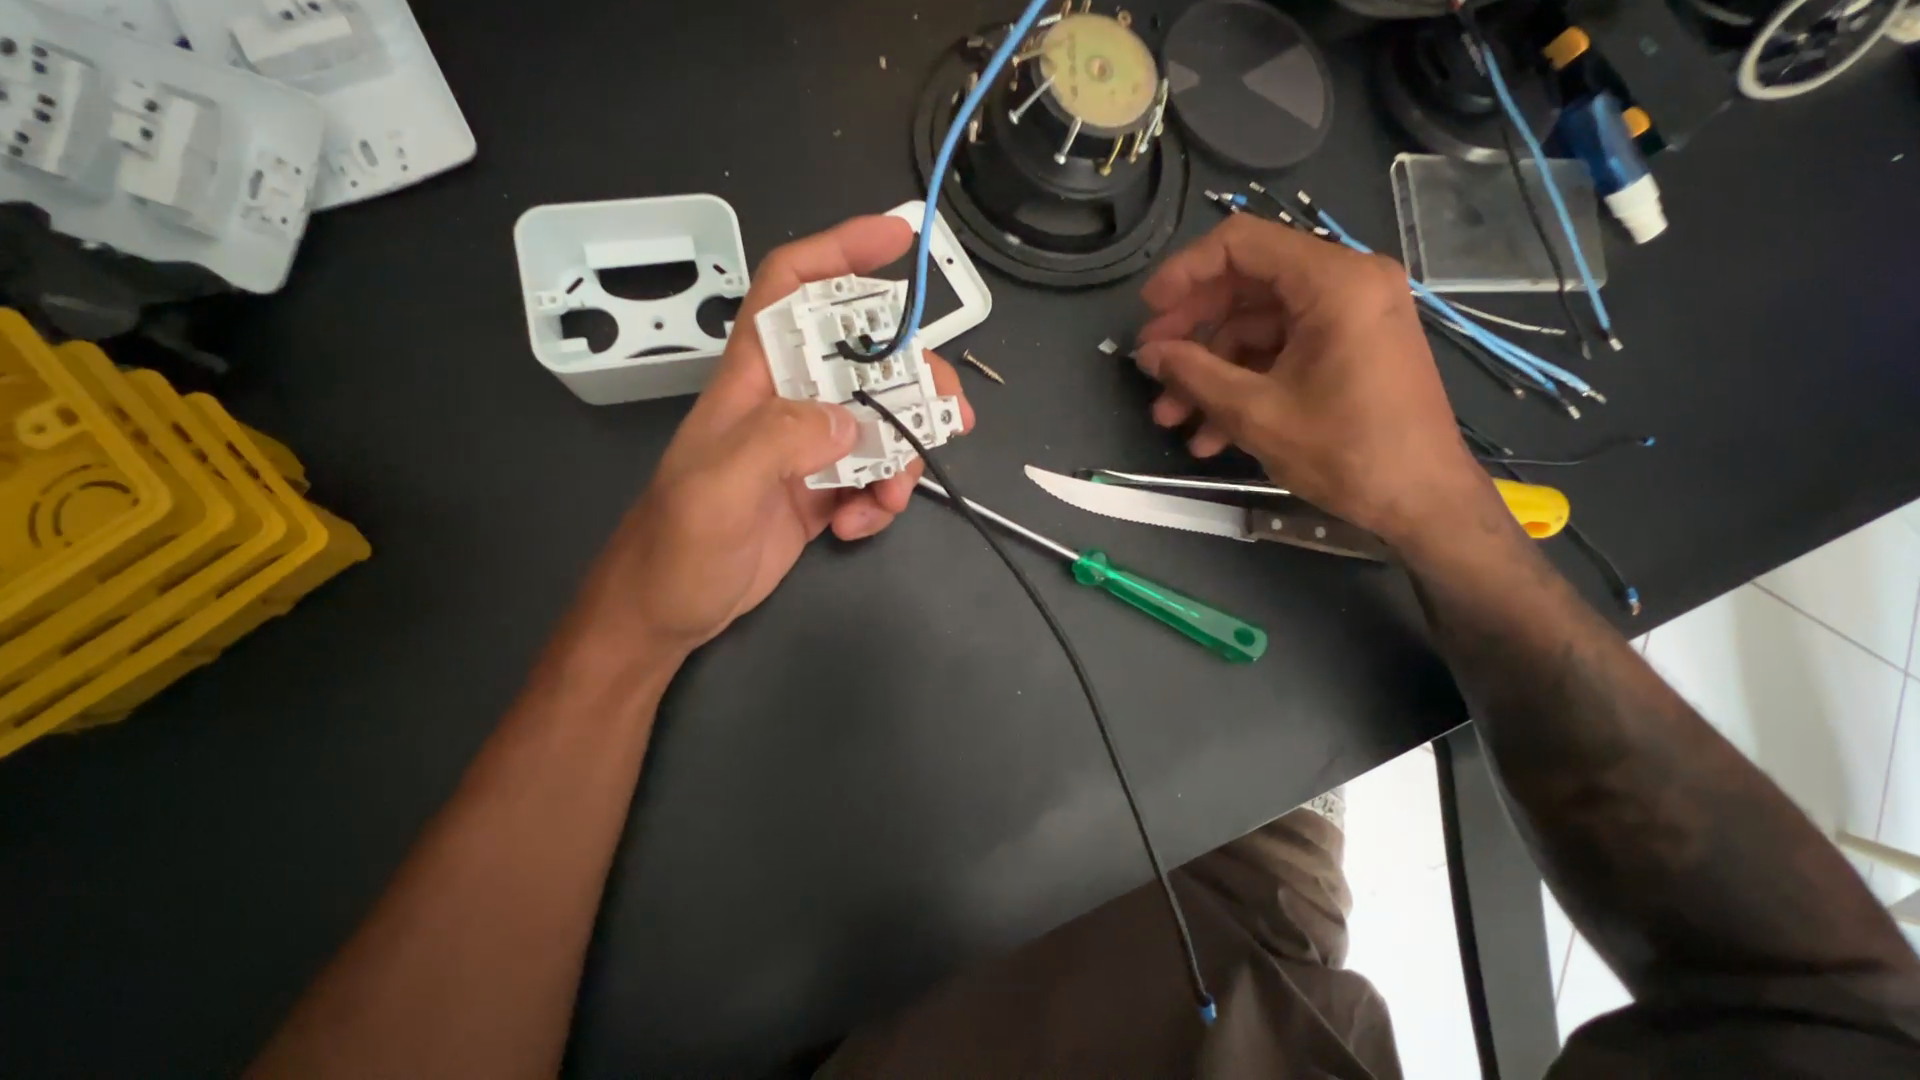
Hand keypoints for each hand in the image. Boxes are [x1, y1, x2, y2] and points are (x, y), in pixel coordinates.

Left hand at [564, 216, 973, 659]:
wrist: (667, 610)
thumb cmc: (677, 543)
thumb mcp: (720, 486)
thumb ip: (781, 439)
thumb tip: (850, 421)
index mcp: (753, 378)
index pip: (791, 289)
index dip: (840, 251)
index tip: (899, 239)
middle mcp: (785, 402)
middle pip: (863, 358)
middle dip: (913, 378)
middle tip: (949, 412)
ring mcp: (806, 448)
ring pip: (879, 424)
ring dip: (903, 456)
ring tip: (892, 497)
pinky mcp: (820, 491)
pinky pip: (872, 478)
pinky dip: (880, 501)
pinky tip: (858, 527)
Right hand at [1133, 214, 1493, 547]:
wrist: (1424, 501)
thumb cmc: (1346, 451)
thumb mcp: (1256, 412)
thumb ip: (1193, 373)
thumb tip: (1147, 353)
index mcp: (1333, 281)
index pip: (1240, 244)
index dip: (1183, 273)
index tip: (1148, 312)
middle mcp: (1347, 283)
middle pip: (1246, 286)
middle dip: (1192, 332)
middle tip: (1151, 368)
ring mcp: (1351, 316)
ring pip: (1259, 327)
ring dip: (1212, 371)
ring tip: (1172, 417)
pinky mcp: (1351, 348)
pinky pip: (1284, 350)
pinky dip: (1245, 383)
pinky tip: (1210, 433)